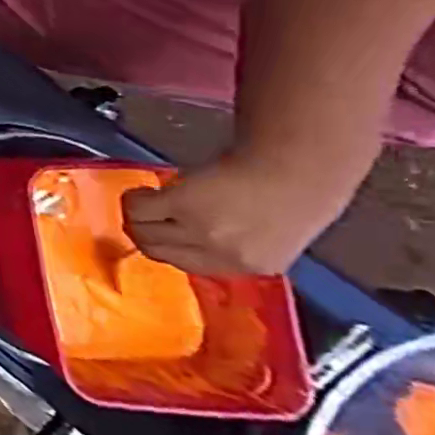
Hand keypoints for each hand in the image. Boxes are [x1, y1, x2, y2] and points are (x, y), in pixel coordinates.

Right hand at [123, 155, 351, 274]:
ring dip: (137, 213)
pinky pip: (138, 206)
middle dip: (143, 231)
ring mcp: (200, 230)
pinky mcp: (181, 204)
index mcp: (248, 266)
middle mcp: (221, 254)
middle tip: (144, 214)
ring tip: (146, 199)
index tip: (157, 231)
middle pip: (154, 249)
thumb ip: (225, 242)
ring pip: (141, 229)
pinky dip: (135, 197)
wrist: (299, 168)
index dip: (164, 246)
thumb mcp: (263, 234)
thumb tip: (181, 238)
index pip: (183, 265)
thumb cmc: (289, 196)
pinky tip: (146, 190)